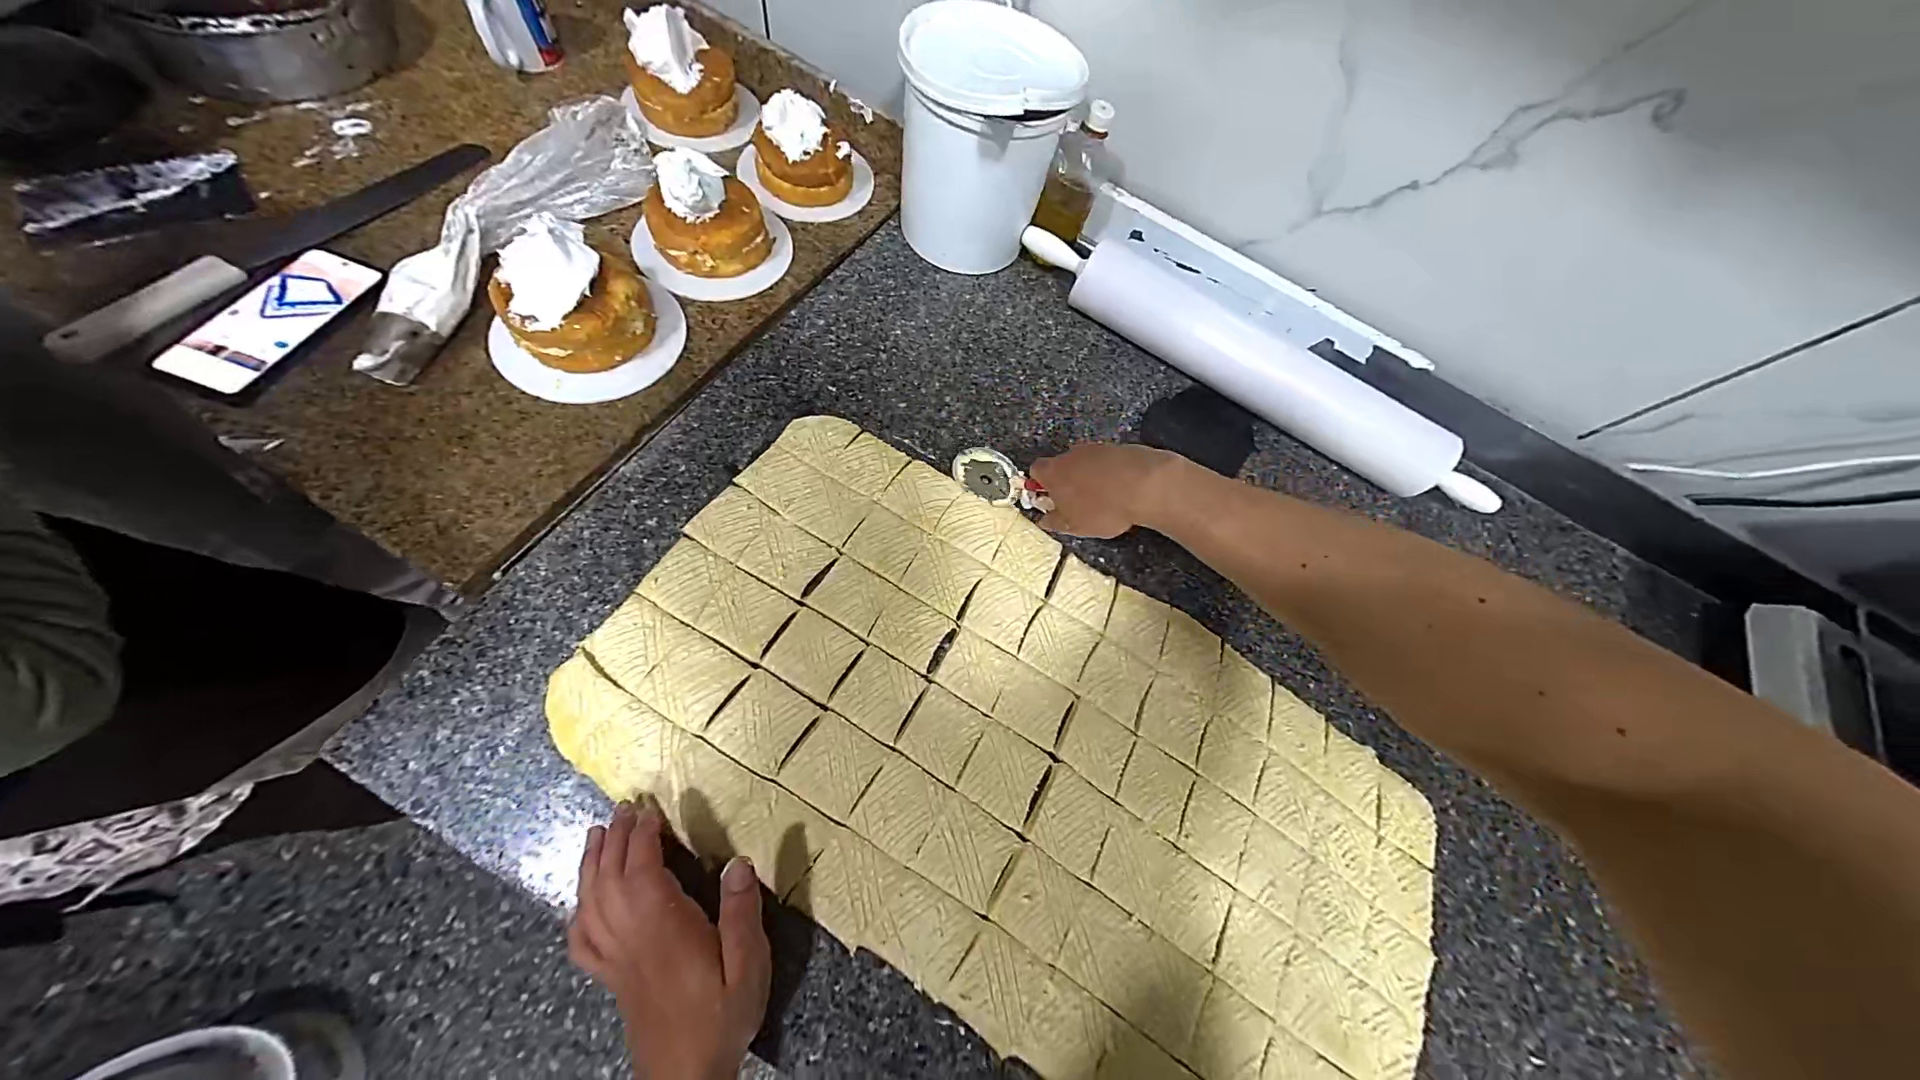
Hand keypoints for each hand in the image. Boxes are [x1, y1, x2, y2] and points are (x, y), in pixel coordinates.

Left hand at [570, 800, 770, 1079]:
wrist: (685, 1078)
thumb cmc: (721, 1016)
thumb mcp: (749, 964)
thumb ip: (742, 913)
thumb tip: (737, 862)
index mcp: (663, 929)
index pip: (642, 872)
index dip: (641, 837)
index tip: (648, 810)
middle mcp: (631, 938)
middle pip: (611, 880)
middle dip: (616, 840)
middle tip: (624, 808)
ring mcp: (615, 960)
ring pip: (590, 904)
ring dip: (591, 865)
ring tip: (596, 835)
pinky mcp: (611, 978)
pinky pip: (582, 940)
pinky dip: (577, 912)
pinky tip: (581, 901)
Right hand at [1028, 443, 1181, 537]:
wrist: (1145, 485)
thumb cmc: (1102, 508)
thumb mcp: (1073, 526)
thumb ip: (1054, 521)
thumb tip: (1045, 520)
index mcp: (1053, 472)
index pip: (1036, 470)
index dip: (1040, 484)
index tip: (1049, 498)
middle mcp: (1072, 454)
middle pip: (1062, 465)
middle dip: (1068, 482)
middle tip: (1077, 504)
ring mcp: (1097, 449)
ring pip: (1087, 463)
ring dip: (1091, 478)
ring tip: (1104, 500)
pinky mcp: (1120, 448)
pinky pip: (1109, 462)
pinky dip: (1112, 474)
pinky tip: (1122, 492)